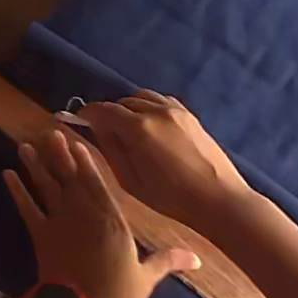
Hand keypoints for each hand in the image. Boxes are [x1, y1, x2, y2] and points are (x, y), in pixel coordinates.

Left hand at [3, 130, 199, 297]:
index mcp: (112, 219)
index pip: (97, 182)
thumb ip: (167, 261)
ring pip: (46, 187)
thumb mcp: (147, 278)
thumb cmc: (116, 296)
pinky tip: (7, 174)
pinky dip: (16, 190)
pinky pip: (26, 207)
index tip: (77, 142)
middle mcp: (83, 213)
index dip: (86, 161)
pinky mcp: (40, 235)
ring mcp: (59, 222)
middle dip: (60, 154)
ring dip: (36, 166)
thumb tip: (197, 258)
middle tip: (49, 132)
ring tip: (25, 146)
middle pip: (70, 177)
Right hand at [77, 91, 253, 231]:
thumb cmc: (171, 198)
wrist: (219, 200)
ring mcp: (175, 110)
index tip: (78, 120)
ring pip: (140, 97)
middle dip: (108, 113)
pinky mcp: (189, 114)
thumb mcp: (131, 181)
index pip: (102, 110)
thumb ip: (111, 150)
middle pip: (121, 102)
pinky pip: (159, 100)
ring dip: (128, 108)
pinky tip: (149, 124)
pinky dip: (147, 106)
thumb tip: (96, 130)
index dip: (86, 113)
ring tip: (126, 127)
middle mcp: (155, 111)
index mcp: (138, 129)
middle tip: (103, 130)